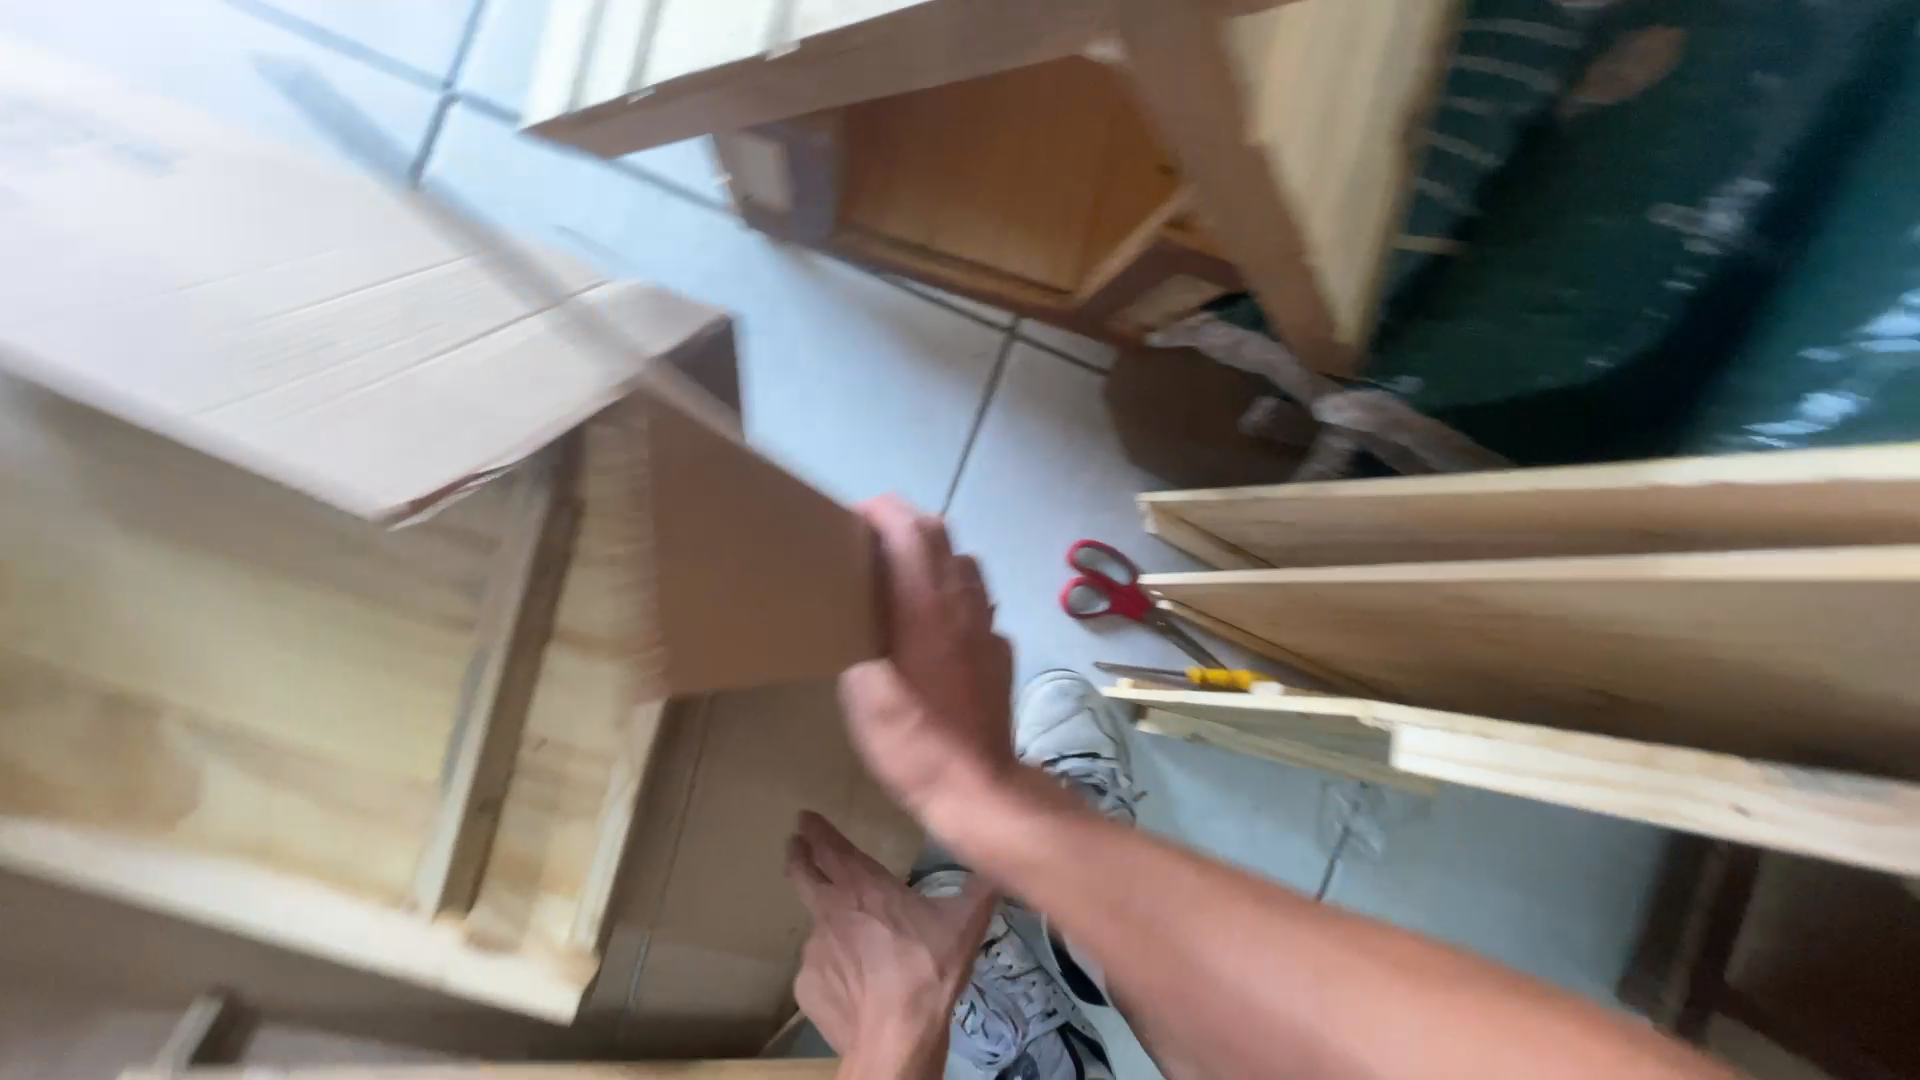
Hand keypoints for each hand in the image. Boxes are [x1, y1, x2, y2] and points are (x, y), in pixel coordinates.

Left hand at [786, 812, 998, 1078]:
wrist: (896, 1039)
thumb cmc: (928, 969)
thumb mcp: (965, 923)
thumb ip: (982, 887)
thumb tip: (1001, 861)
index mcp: (863, 885)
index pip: (829, 846)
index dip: (816, 829)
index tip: (804, 818)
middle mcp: (830, 909)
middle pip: (802, 873)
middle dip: (798, 855)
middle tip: (795, 845)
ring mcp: (814, 949)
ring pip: (817, 925)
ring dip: (829, 922)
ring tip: (854, 938)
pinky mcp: (806, 985)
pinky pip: (819, 967)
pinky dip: (833, 966)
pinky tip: (855, 980)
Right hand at [841, 495, 1016, 818]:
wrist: (977, 785)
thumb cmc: (910, 741)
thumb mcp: (861, 690)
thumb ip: (858, 636)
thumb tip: (858, 609)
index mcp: (923, 604)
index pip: (908, 527)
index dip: (879, 511)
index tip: (851, 521)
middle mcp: (962, 601)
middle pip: (939, 532)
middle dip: (903, 522)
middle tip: (869, 540)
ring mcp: (988, 623)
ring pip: (963, 562)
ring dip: (930, 553)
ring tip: (898, 576)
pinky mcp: (1000, 647)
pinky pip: (976, 599)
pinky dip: (951, 591)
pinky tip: (933, 622)